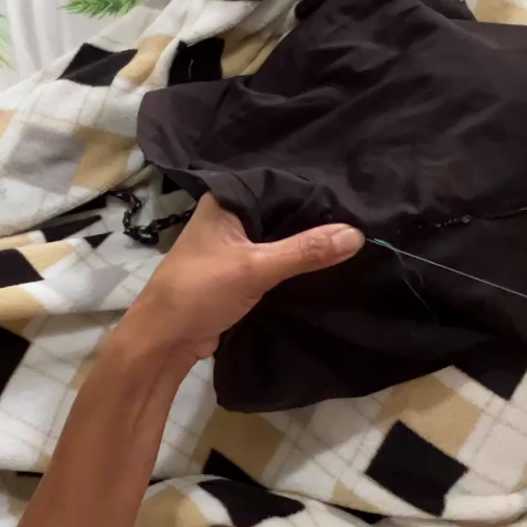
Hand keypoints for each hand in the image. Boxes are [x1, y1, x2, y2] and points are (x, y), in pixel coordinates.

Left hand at [118, 194, 363, 362]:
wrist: (165, 340)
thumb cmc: (200, 292)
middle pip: (281, 213)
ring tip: (352, 244)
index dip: (313, 193)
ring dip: (305, 246)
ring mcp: (233, 246)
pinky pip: (274, 262)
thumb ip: (305, 251)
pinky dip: (294, 266)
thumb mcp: (255, 268)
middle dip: (313, 222)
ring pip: (278, 239)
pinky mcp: (238, 273)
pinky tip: (325, 267)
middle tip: (362, 223)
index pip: (279, 185)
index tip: (354, 201)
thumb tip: (358, 234)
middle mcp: (229, 217)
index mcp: (225, 200)